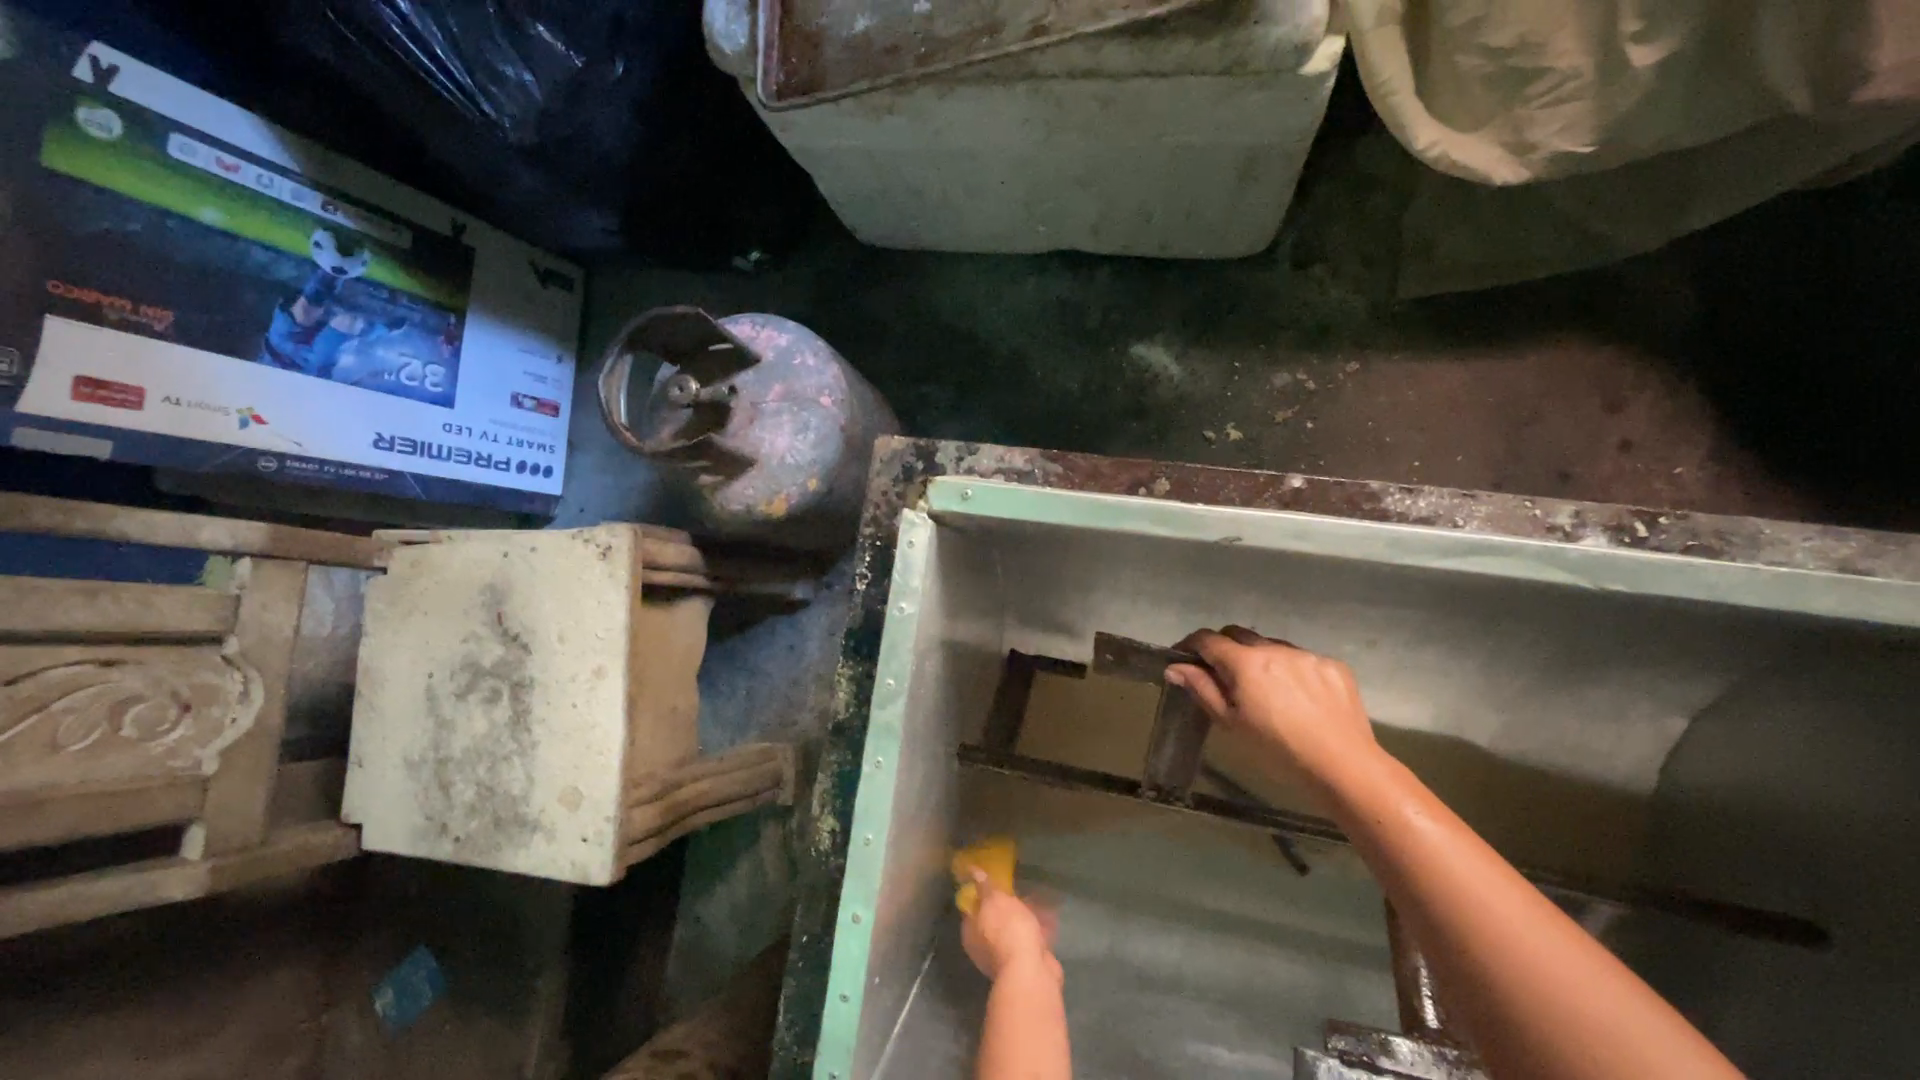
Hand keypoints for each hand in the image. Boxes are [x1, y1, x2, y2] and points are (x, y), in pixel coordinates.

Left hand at [961, 871, 1060, 983]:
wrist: (1031, 970)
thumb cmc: (1008, 931)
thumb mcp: (995, 901)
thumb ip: (985, 886)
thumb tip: (971, 870)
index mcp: (971, 932)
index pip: (973, 908)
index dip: (983, 893)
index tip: (995, 882)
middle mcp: (984, 946)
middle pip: (994, 919)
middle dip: (1008, 905)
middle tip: (1020, 890)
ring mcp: (1005, 956)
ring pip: (1014, 930)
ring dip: (1026, 916)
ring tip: (1040, 899)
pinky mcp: (1025, 962)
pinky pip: (1030, 939)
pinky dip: (1038, 929)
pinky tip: (1050, 917)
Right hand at [1165, 626, 1381, 795]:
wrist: (1343, 765)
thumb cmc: (1278, 750)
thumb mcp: (1231, 724)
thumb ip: (1202, 689)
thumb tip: (1175, 667)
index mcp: (1246, 662)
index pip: (1208, 639)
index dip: (1190, 645)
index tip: (1183, 658)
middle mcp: (1276, 648)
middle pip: (1239, 634)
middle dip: (1223, 647)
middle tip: (1221, 675)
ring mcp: (1307, 654)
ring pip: (1272, 645)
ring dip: (1260, 659)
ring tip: (1265, 690)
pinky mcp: (1333, 665)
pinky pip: (1302, 659)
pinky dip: (1291, 671)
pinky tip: (1299, 698)